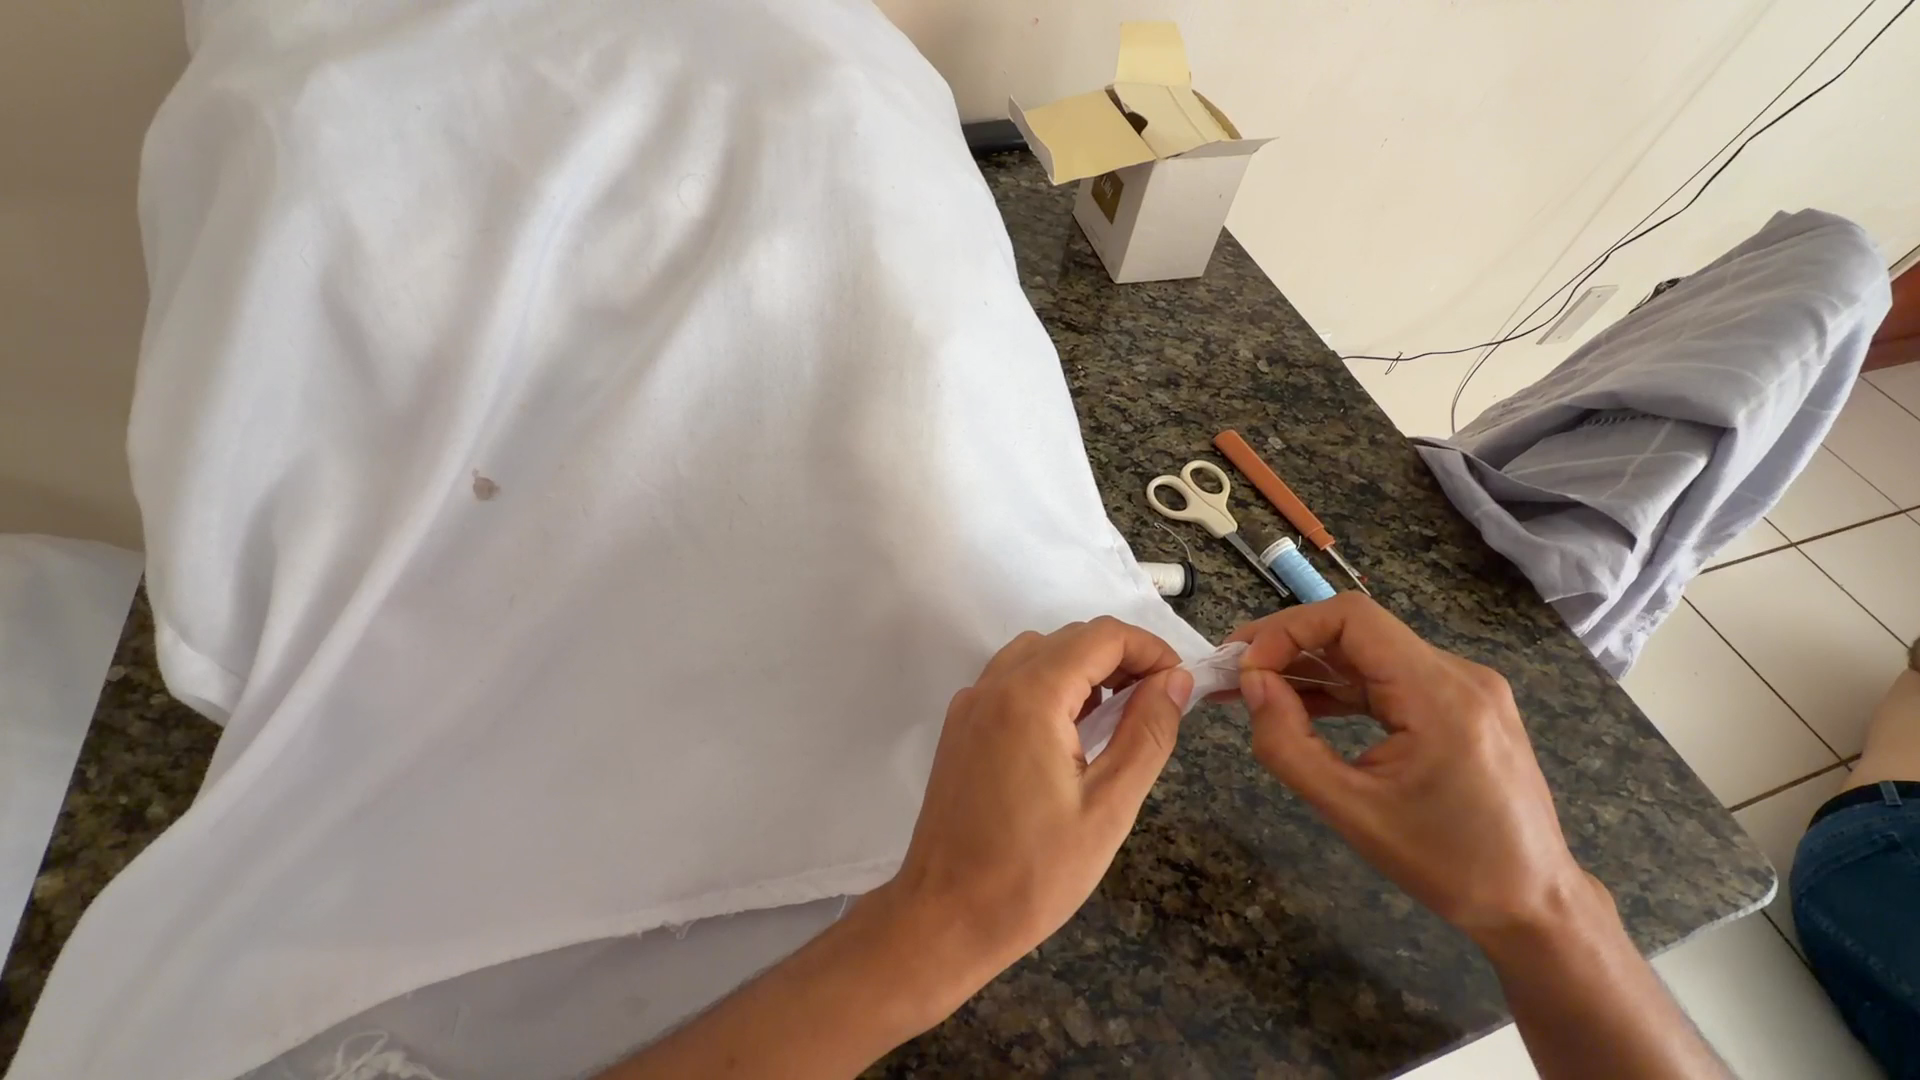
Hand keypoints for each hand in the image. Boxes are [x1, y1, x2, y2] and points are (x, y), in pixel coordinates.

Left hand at [863, 617, 1192, 1002]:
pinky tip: (1071, 731)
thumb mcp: (1109, 808)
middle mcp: (993, 685)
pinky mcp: (960, 727)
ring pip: (1037, 654)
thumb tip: (1175, 681)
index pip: (1102, 636)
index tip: (1180, 684)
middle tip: (1158, 702)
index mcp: (1030, 696)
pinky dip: (1049, 685)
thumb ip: (1147, 733)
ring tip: (1119, 714)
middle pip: (1068, 639)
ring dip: (1083, 668)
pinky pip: (1010, 681)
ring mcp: (970, 704)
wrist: (945, 917)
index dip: (1150, 649)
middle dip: (1121, 657)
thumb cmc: (1033, 873)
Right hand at [1222, 595, 1596, 943]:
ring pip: (1366, 653)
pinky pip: (1384, 678)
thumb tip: (1251, 683)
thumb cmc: (1447, 865)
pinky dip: (1337, 687)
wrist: (1534, 903)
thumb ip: (1288, 743)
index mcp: (1440, 695)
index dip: (1287, 630)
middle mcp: (1457, 674)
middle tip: (1231, 670)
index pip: (1352, 618)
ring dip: (1306, 666)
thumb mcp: (1351, 811)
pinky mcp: (1456, 704)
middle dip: (1286, 645)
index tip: (1246, 667)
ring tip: (1250, 689)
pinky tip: (1296, 704)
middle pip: (1355, 630)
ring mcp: (1461, 687)